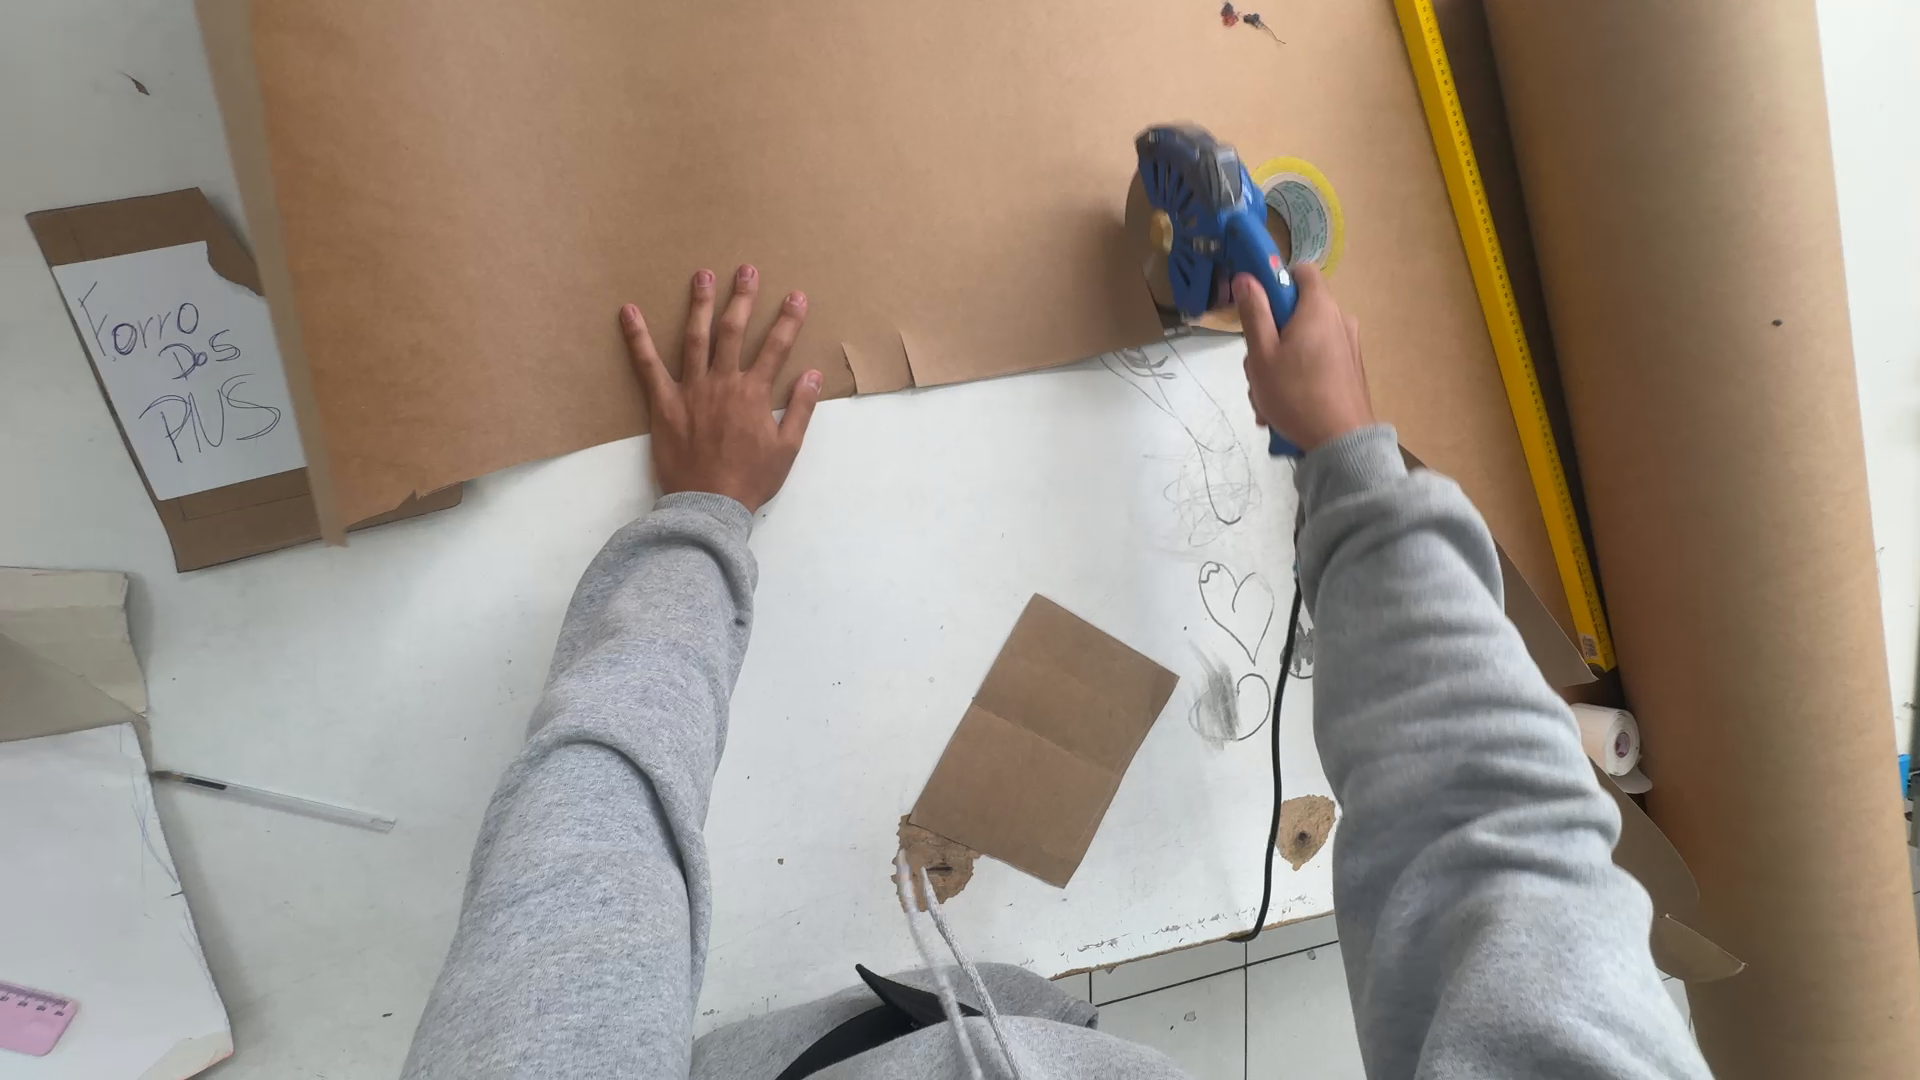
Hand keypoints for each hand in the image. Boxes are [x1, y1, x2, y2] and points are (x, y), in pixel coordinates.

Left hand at [621, 265, 822, 511]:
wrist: (709, 504)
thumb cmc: (751, 480)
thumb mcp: (787, 448)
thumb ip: (800, 409)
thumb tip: (812, 375)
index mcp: (755, 394)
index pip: (776, 348)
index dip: (788, 320)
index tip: (796, 296)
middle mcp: (723, 383)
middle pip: (734, 332)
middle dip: (742, 298)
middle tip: (746, 270)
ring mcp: (691, 390)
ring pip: (695, 338)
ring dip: (699, 305)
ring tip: (702, 275)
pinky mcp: (664, 403)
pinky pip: (647, 366)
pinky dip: (637, 338)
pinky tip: (629, 312)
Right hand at [1233, 262, 1372, 451]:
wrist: (1340, 439)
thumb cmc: (1294, 394)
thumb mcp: (1261, 355)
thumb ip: (1254, 313)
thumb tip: (1246, 278)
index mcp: (1318, 308)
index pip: (1301, 271)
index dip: (1276, 282)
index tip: (1257, 307)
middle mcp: (1339, 319)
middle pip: (1297, 312)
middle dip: (1271, 335)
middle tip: (1256, 367)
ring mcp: (1348, 344)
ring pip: (1303, 341)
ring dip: (1280, 363)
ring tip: (1267, 396)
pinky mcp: (1350, 368)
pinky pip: (1316, 361)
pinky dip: (1298, 376)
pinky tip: (1285, 404)